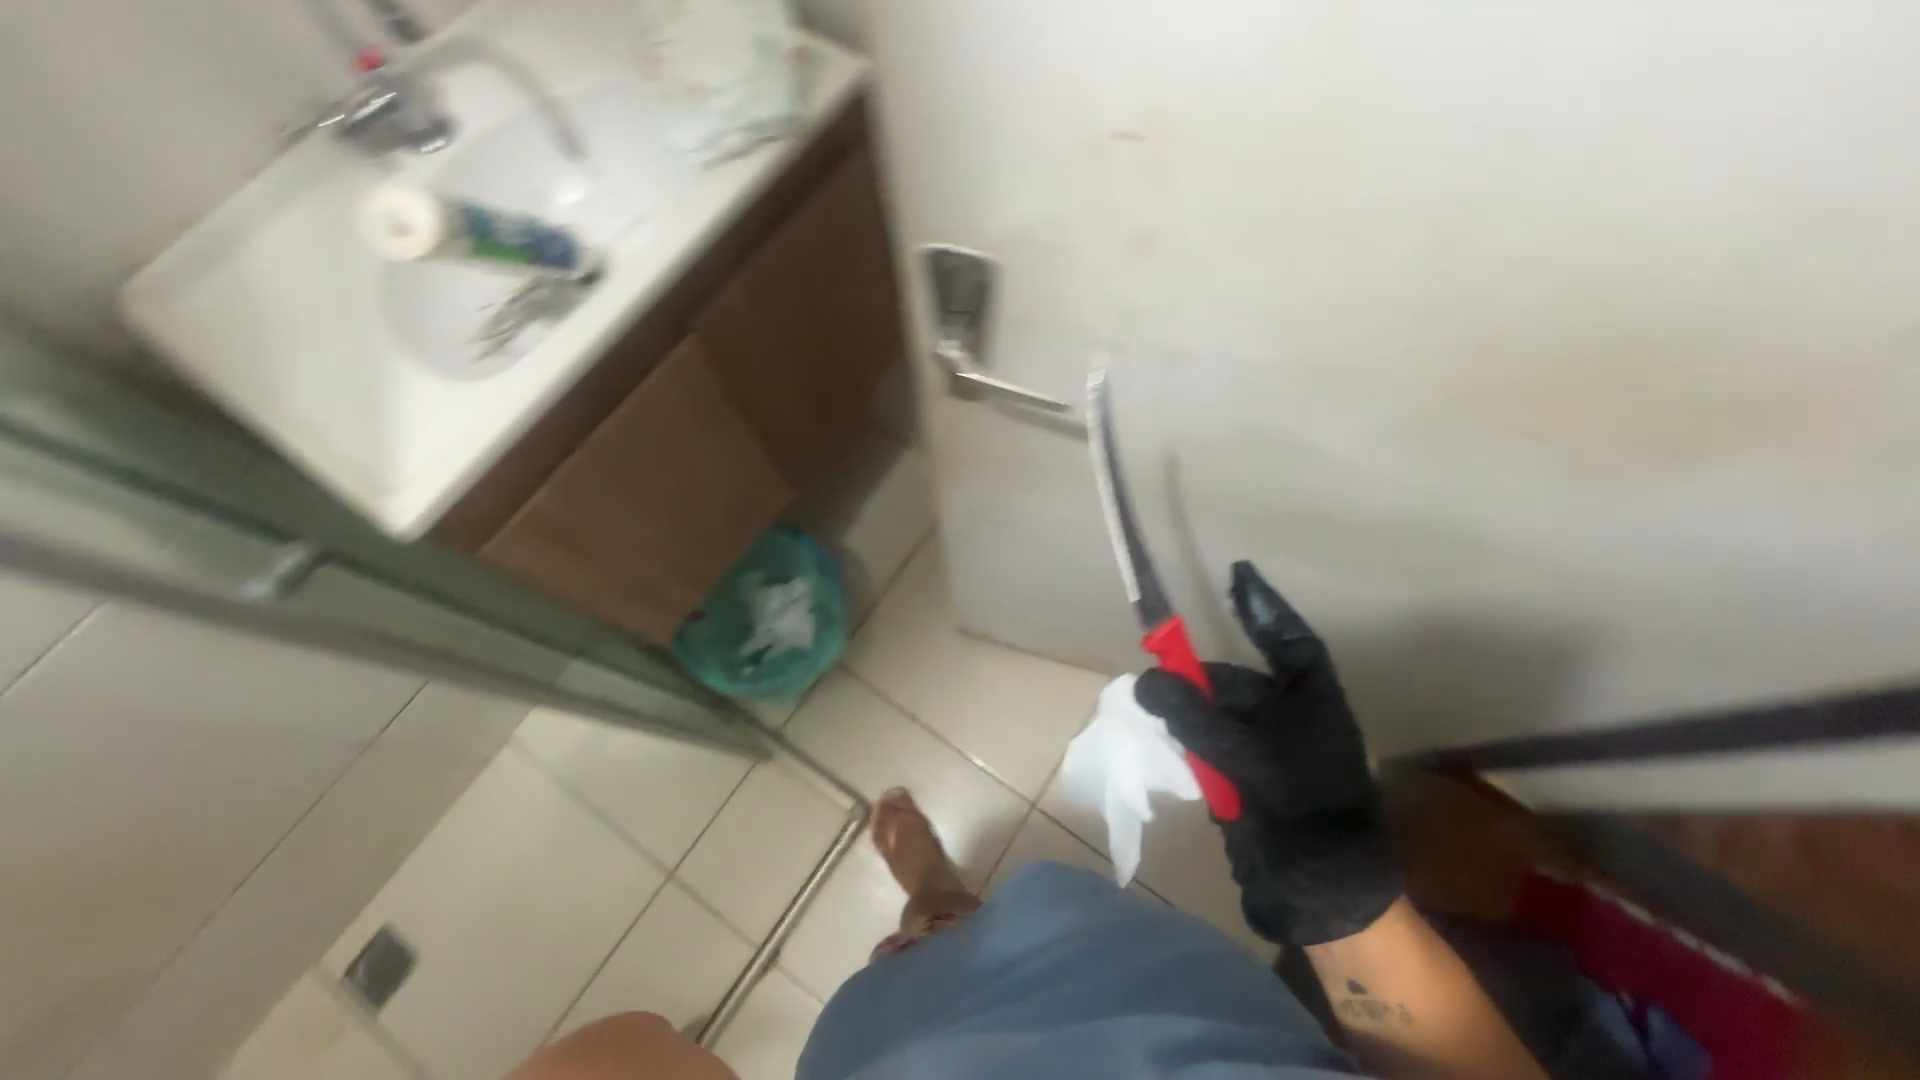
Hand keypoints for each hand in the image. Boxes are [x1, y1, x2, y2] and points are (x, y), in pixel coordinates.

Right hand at [1134, 561, 1401, 945]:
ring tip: (1153, 715)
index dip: (1262, 608)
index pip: (1288, 639)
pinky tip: (1170, 754)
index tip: (1235, 575)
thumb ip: (1191, 713)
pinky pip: (1208, 750)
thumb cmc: (1298, 806)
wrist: (1320, 889)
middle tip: (1154, 681)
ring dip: (1184, 717)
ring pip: (1214, 716)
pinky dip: (1188, 750)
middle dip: (1194, 679)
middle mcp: (1290, 719)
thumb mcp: (1243, 753)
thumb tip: (1146, 681)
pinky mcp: (1247, 782)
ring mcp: (1269, 752)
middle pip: (1233, 681)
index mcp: (1310, 700)